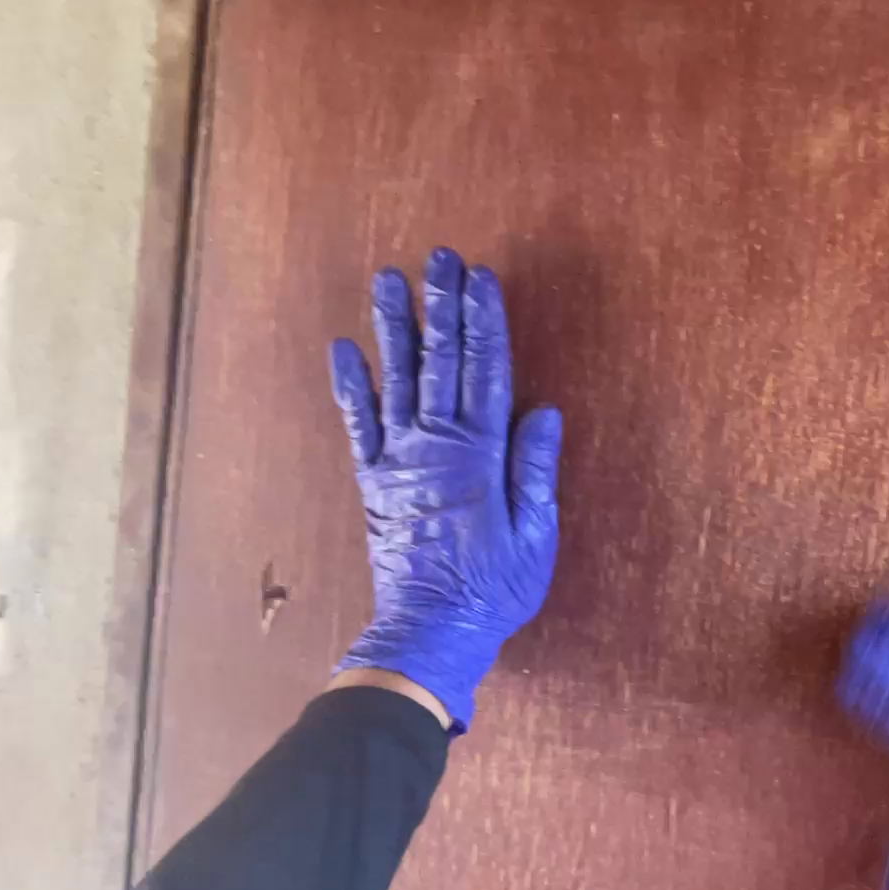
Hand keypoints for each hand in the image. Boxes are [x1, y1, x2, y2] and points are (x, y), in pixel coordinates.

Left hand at [327, 246, 562, 733]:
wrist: (430, 631)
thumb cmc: (496, 586)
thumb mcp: (536, 533)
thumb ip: (535, 469)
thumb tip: (543, 411)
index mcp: (480, 456)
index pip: (486, 373)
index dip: (485, 324)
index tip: (483, 280)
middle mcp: (435, 447)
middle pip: (441, 364)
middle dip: (442, 307)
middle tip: (439, 258)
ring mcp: (398, 461)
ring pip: (397, 381)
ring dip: (395, 329)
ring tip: (391, 280)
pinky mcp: (374, 480)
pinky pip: (359, 424)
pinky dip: (350, 385)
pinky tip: (345, 348)